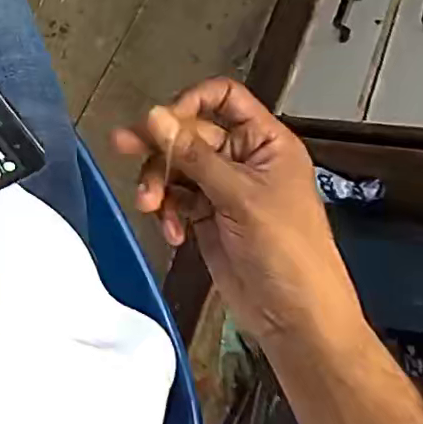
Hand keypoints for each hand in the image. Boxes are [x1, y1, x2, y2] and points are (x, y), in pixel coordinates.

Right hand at [112, 79, 358, 342]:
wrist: (298, 325)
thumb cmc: (290, 254)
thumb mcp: (240, 197)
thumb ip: (192, 155)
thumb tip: (154, 115)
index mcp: (265, 142)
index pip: (225, 98)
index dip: (193, 102)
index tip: (166, 120)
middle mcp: (242, 157)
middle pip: (189, 133)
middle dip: (160, 147)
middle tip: (124, 144)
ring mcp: (222, 186)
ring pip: (175, 165)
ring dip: (158, 182)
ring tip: (149, 204)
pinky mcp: (206, 214)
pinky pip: (174, 196)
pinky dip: (166, 210)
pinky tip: (171, 230)